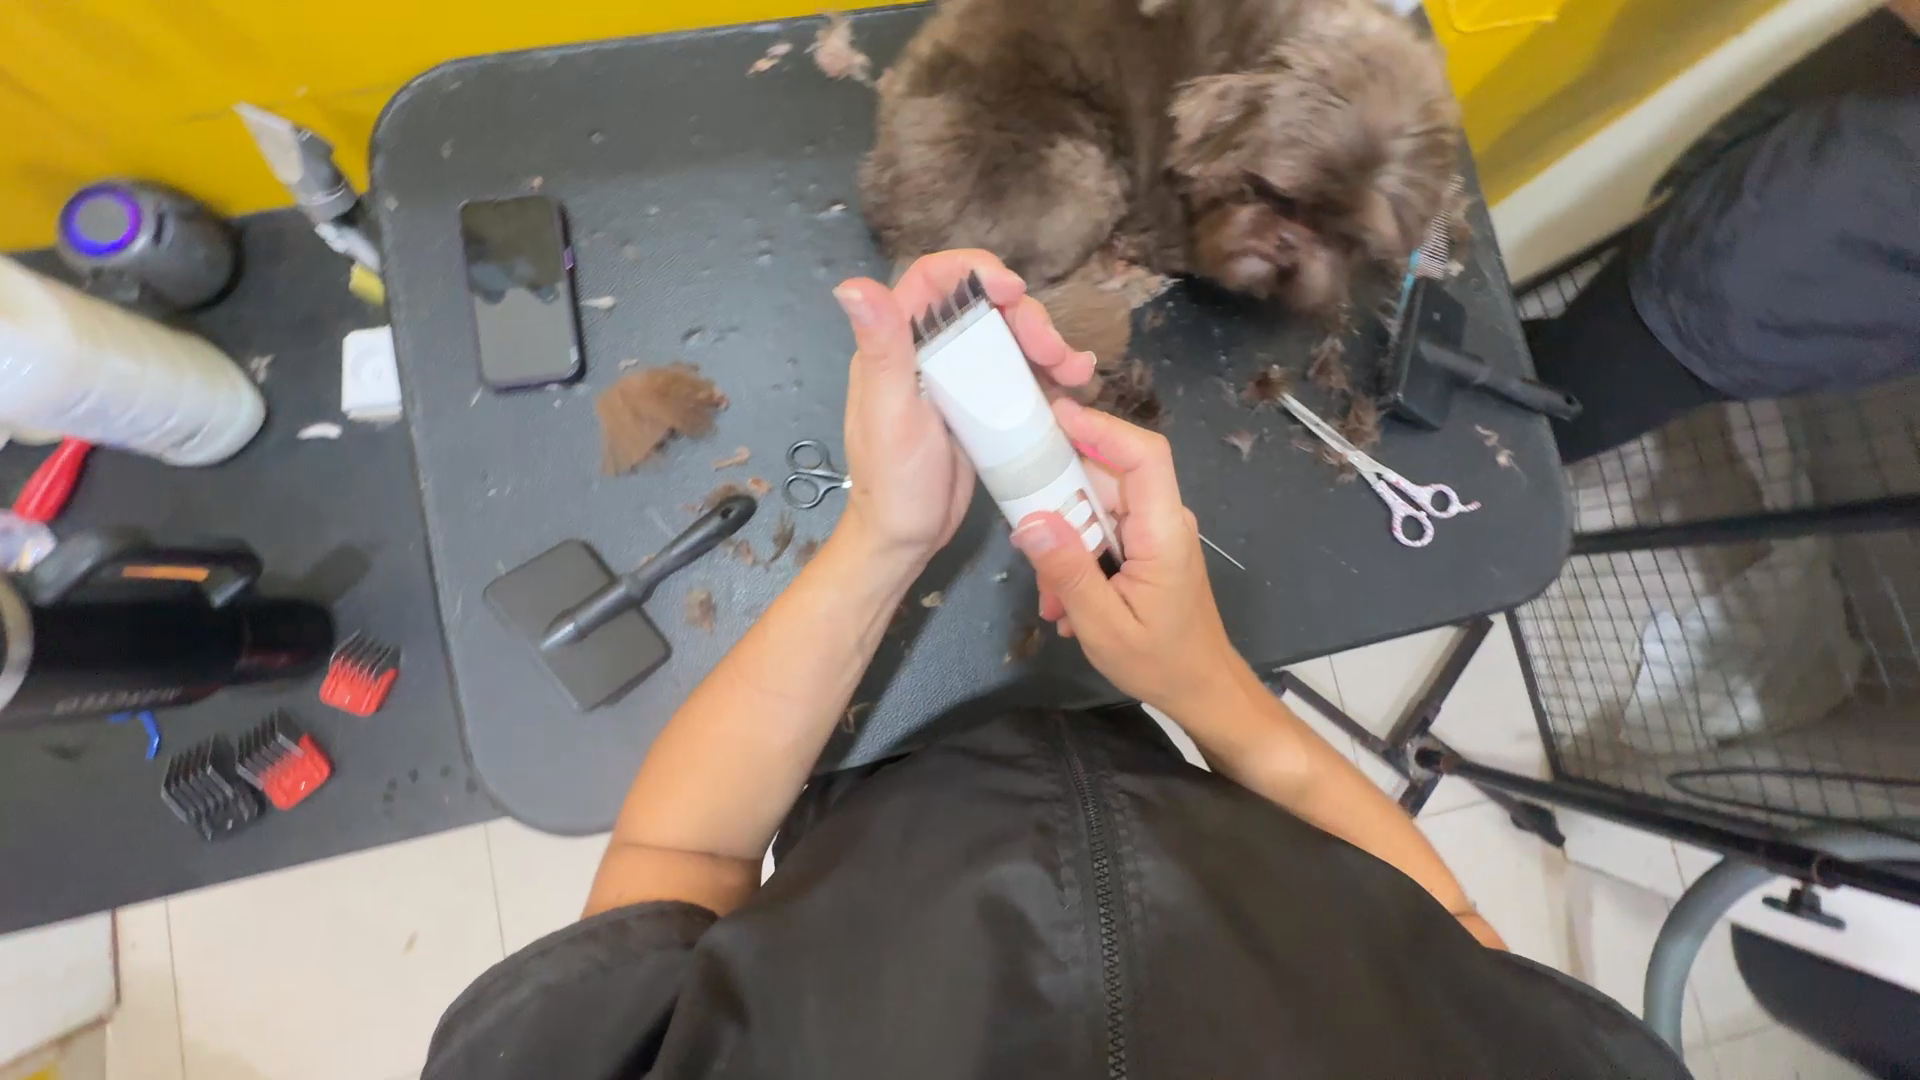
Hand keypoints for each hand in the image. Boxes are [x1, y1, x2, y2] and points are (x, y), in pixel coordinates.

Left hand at [832, 250, 1096, 566]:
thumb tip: (850, 285)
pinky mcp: (984, 409)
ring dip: (1047, 346)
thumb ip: (881, 349)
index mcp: (897, 345)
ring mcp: (959, 381)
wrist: (908, 538)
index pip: (933, 281)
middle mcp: (929, 353)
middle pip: (983, 308)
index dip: (974, 271)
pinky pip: (1019, 377)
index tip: (1013, 291)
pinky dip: (1049, 374)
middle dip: (1025, 318)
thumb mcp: (889, 415)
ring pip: (1008, 340)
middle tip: (1053, 351)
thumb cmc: (893, 481)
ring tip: (1075, 370)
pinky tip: (1074, 382)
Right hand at [1009, 398, 1245, 714]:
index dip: (1100, 428)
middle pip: (1106, 479)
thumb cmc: (1160, 663)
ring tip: (1053, 598)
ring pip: (1096, 509)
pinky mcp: (1144, 547)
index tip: (1053, 417)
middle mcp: (1162, 520)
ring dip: (1065, 545)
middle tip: (1028, 543)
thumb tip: (1028, 520)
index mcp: (1162, 532)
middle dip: (1059, 506)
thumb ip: (1067, 570)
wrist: (1202, 690)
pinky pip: (1102, 532)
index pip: (1143, 455)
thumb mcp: (1103, 624)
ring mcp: (1154, 533)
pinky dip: (1077, 560)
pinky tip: (1066, 604)